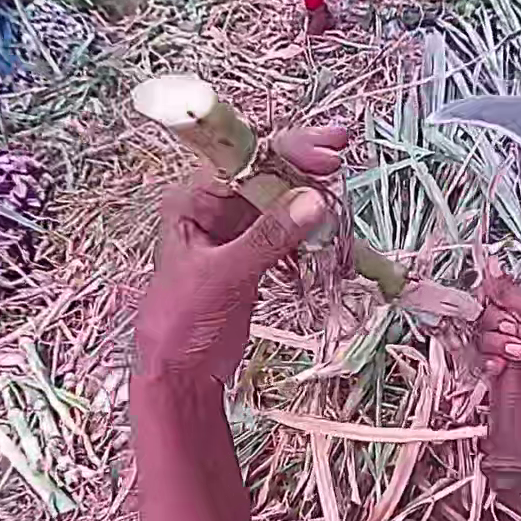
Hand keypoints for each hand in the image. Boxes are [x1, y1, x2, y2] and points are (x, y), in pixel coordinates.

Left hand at [135, 125, 349, 383]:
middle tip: (339, 161)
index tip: (327, 149)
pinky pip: (284, 235)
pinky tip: (325, 239)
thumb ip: (267, 237)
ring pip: (279, 204)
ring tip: (337, 209)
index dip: (285, 149)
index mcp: (194, 201)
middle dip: (303, 169)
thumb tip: (315, 200)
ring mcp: (235, 234)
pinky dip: (305, 236)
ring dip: (309, 204)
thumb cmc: (182, 320)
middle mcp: (214, 209)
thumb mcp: (223, 275)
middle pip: (265, 174)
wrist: (180, 372)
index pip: (243, 158)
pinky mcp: (252, 259)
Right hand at [475, 278, 520, 483]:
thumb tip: (491, 268)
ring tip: (519, 353)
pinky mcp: (499, 368)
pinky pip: (481, 359)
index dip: (494, 299)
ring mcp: (508, 349)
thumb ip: (509, 289)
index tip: (494, 301)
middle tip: (516, 331)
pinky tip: (507, 365)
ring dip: (498, 345)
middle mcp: (519, 328)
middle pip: (486, 316)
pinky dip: (492, 362)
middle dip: (498, 324)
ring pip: (482, 338)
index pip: (498, 295)